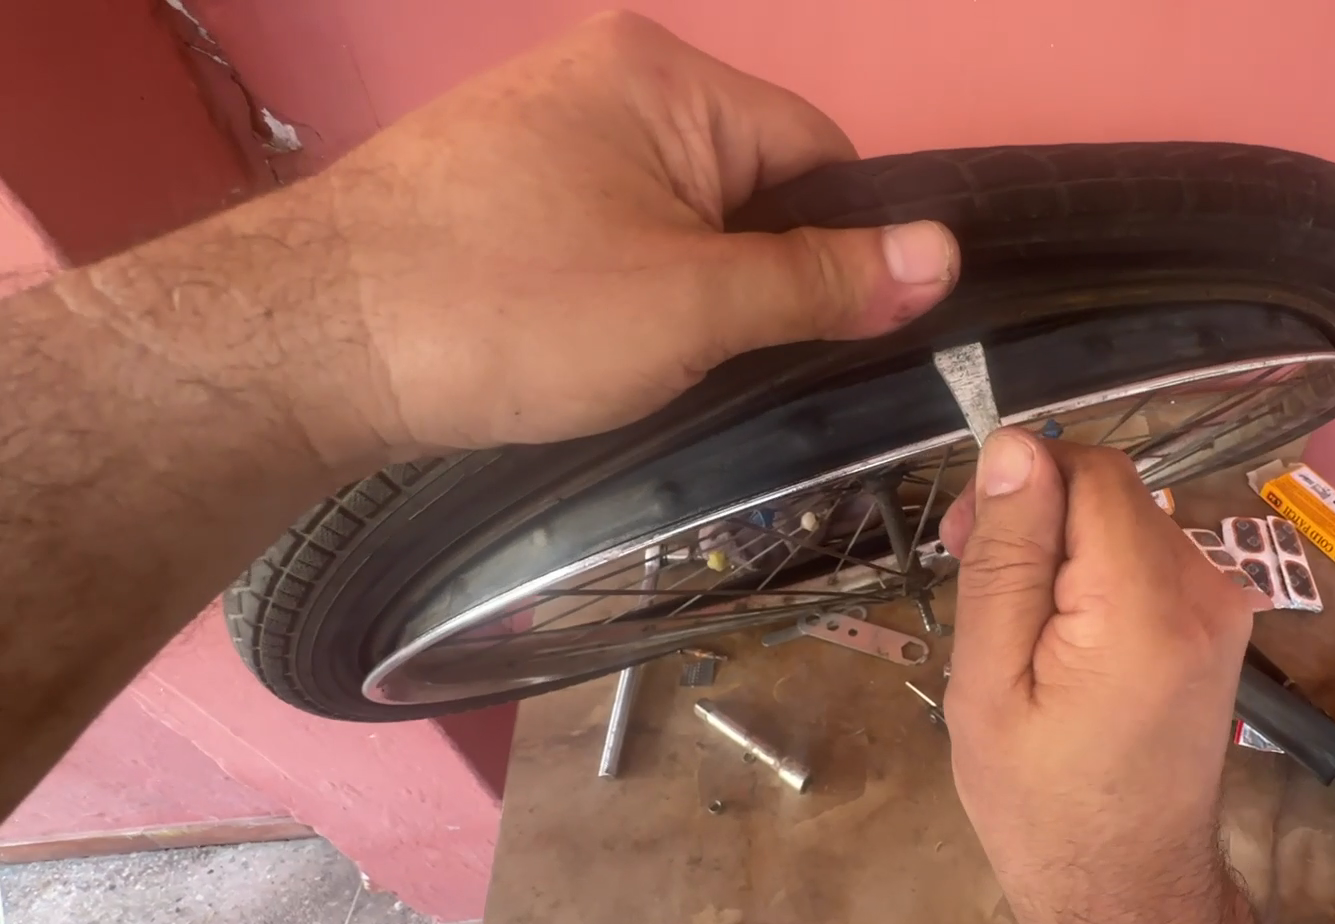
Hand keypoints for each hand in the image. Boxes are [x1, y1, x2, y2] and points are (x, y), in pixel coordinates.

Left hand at [208, 11, 957, 464]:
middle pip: (765, 188)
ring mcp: (571, 138)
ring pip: (707, 222)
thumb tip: (945, 253)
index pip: (821, 153)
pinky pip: (647, 236)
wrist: (312, 351)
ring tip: (689, 354)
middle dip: (778, 273)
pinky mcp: (535, 193)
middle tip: (751, 351)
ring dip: (722, 290)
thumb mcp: (696, 303)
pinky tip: (638, 340)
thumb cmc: (517, 311)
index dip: (851, 241)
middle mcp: (622, 86)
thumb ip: (823, 278)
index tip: (844, 322)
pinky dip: (667, 291)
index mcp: (671, 82)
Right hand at [939, 428, 1259, 923]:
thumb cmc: (1038, 801)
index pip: (1092, 472)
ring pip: (1125, 520)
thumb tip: (1013, 446)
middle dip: (1037, 515)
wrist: (1126, 892)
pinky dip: (1095, 572)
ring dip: (1062, 545)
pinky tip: (1062, 630)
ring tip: (1017, 619)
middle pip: (1111, 491)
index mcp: (1146, 604)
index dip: (1021, 483)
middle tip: (978, 581)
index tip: (965, 536)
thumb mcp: (989, 680)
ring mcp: (1224, 605)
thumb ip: (1006, 557)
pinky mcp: (1220, 623)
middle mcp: (1206, 588)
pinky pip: (1146, 557)